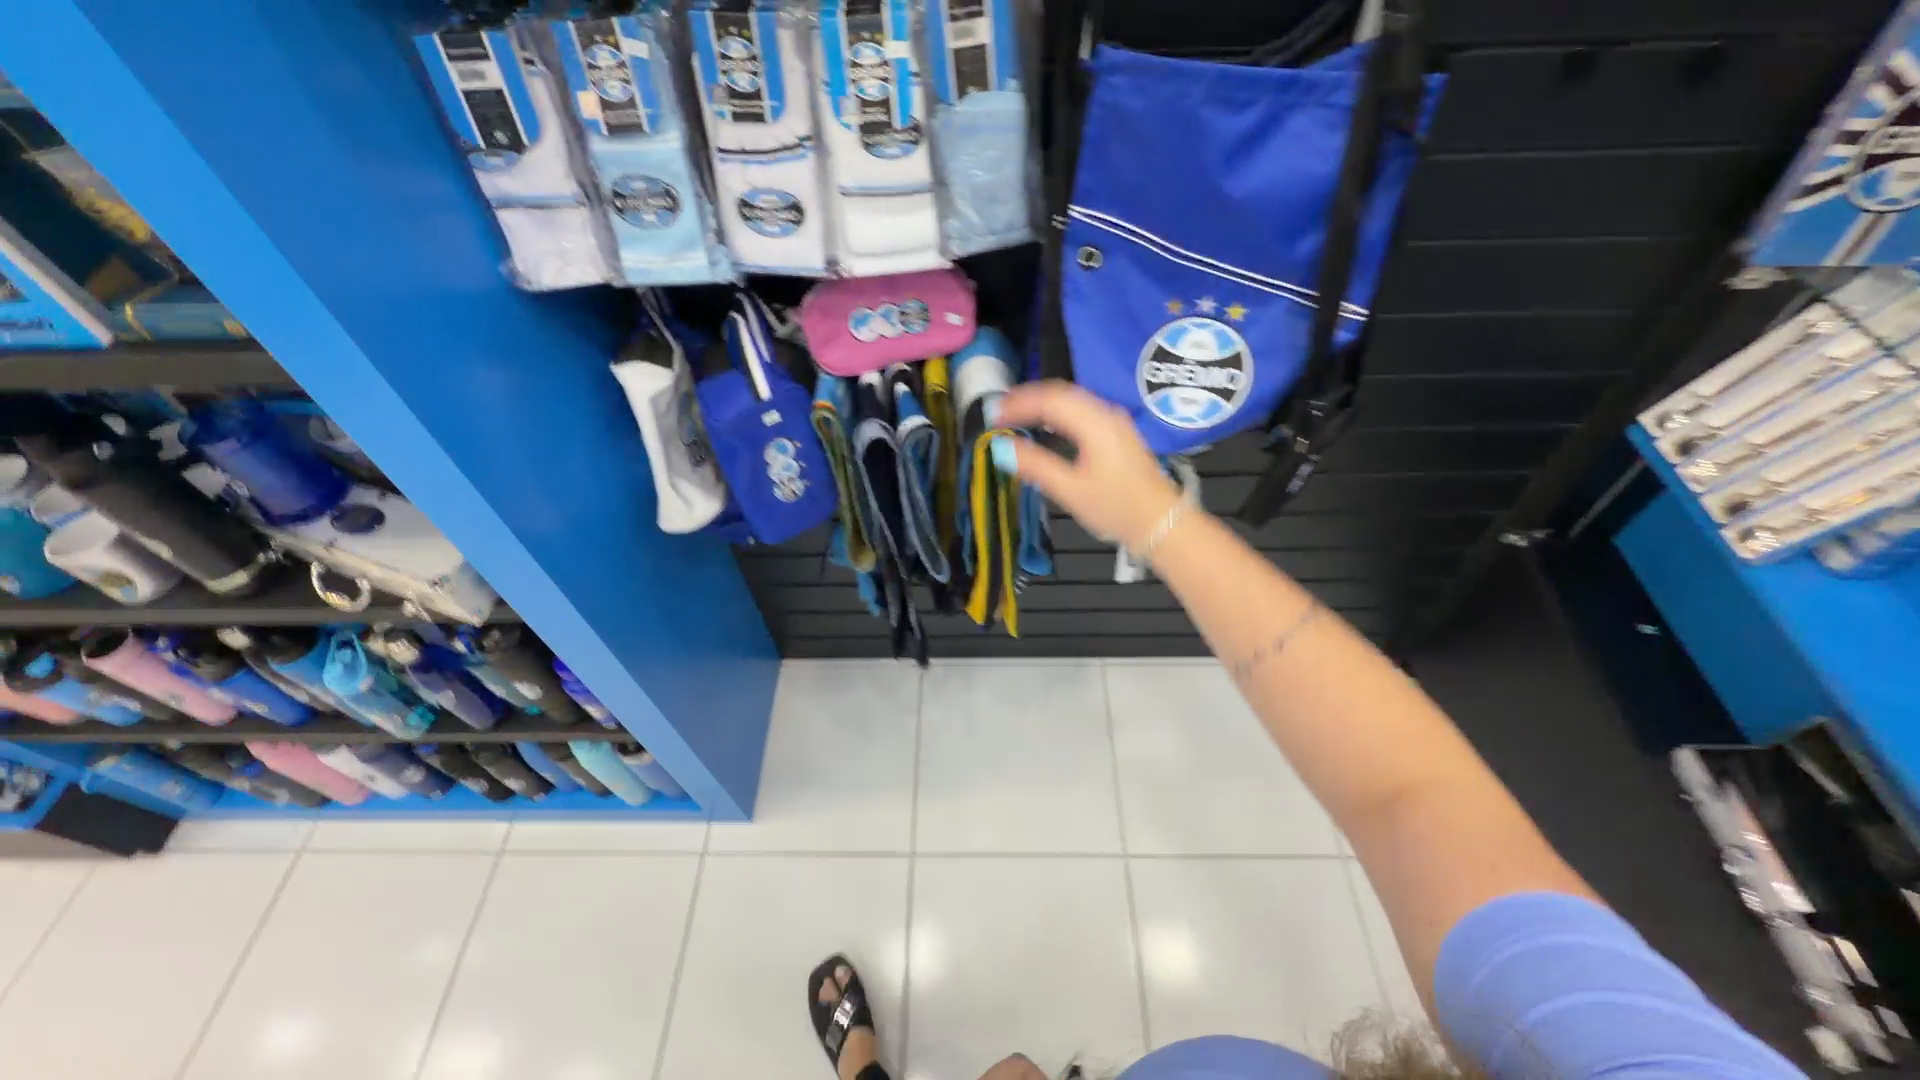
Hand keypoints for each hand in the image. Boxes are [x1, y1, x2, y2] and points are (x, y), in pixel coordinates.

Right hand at [991, 380, 1183, 550]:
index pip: (1050, 400)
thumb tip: (1002, 448)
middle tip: (1001, 411)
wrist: (1162, 523)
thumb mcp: (1071, 492)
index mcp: (1095, 424)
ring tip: (1018, 415)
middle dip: (1028, 399)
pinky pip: (1082, 411)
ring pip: (1073, 400)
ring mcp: (1115, 422)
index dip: (1019, 404)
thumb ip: (1036, 467)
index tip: (994, 415)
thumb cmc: (1118, 510)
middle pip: (1062, 393)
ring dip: (1043, 404)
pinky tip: (1047, 425)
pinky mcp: (1118, 433)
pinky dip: (1058, 412)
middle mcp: (1107, 415)